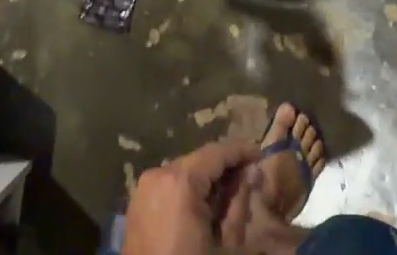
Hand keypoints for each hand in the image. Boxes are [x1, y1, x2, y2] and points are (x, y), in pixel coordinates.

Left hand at [122, 139, 259, 254]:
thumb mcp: (226, 245)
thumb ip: (239, 205)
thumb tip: (250, 174)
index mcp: (180, 180)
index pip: (216, 152)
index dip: (241, 151)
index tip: (261, 154)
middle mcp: (158, 174)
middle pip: (198, 161)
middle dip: (224, 168)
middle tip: (250, 180)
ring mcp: (143, 189)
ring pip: (183, 173)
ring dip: (206, 181)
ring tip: (229, 198)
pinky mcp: (136, 205)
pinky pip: (167, 188)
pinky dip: (187, 192)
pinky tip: (204, 209)